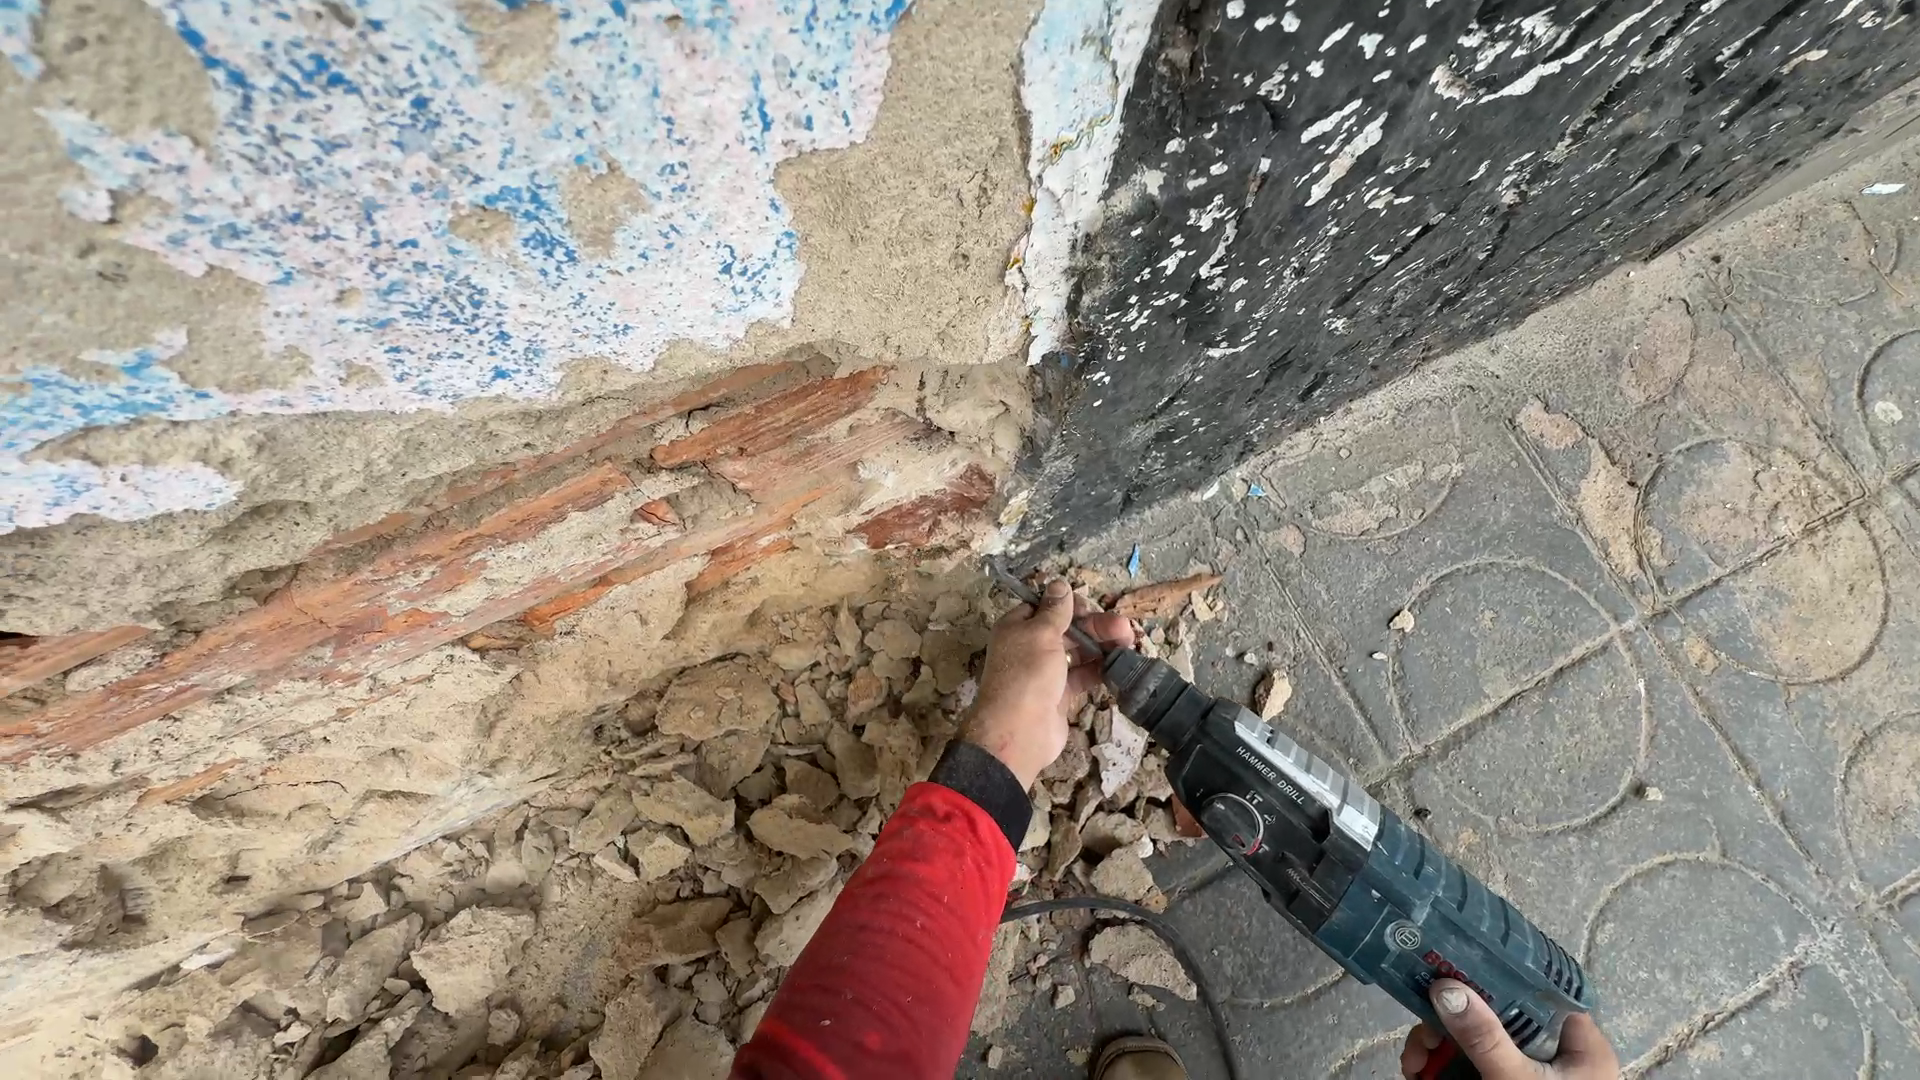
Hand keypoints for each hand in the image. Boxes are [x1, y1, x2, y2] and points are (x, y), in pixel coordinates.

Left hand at [964, 579, 1134, 789]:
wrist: (1019, 732)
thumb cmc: (1027, 674)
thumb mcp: (1041, 634)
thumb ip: (1054, 610)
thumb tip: (1059, 583)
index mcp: (1018, 627)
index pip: (1046, 607)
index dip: (1070, 606)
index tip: (1090, 608)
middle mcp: (1030, 647)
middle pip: (1067, 629)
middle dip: (1095, 627)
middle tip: (1124, 629)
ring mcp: (1045, 672)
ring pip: (1078, 652)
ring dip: (1102, 646)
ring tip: (1129, 644)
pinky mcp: (1060, 694)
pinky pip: (1082, 676)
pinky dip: (1100, 670)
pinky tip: (1120, 666)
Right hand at [1400, 980, 1618, 1078]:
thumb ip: (1485, 1038)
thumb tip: (1444, 986)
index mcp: (1577, 1041)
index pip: (1534, 985)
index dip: (1491, 970)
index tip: (1447, 964)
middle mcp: (1553, 1047)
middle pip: (1491, 1010)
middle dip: (1446, 1021)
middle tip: (1421, 1036)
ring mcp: (1529, 1065)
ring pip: (1474, 1035)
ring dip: (1436, 1046)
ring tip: (1413, 1065)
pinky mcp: (1507, 1079)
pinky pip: (1470, 1059)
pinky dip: (1444, 1064)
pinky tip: (1421, 1073)